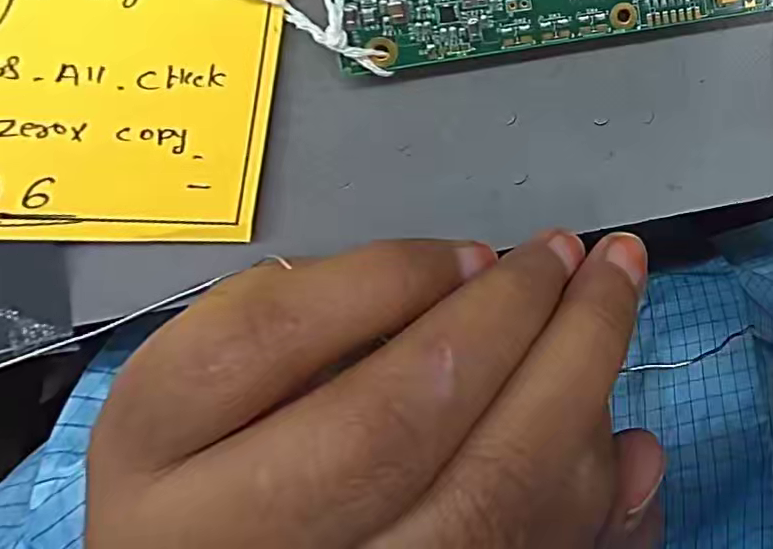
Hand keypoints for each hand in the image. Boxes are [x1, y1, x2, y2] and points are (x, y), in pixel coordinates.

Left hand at [87, 232, 664, 547]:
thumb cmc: (383, 533)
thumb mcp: (483, 539)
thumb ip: (565, 510)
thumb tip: (638, 455)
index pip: (505, 492)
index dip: (583, 361)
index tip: (618, 272)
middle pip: (425, 437)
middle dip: (523, 314)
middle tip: (565, 252)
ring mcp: (175, 523)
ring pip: (353, 401)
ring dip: (450, 301)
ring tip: (494, 258)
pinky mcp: (135, 432)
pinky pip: (256, 332)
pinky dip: (362, 278)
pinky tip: (421, 265)